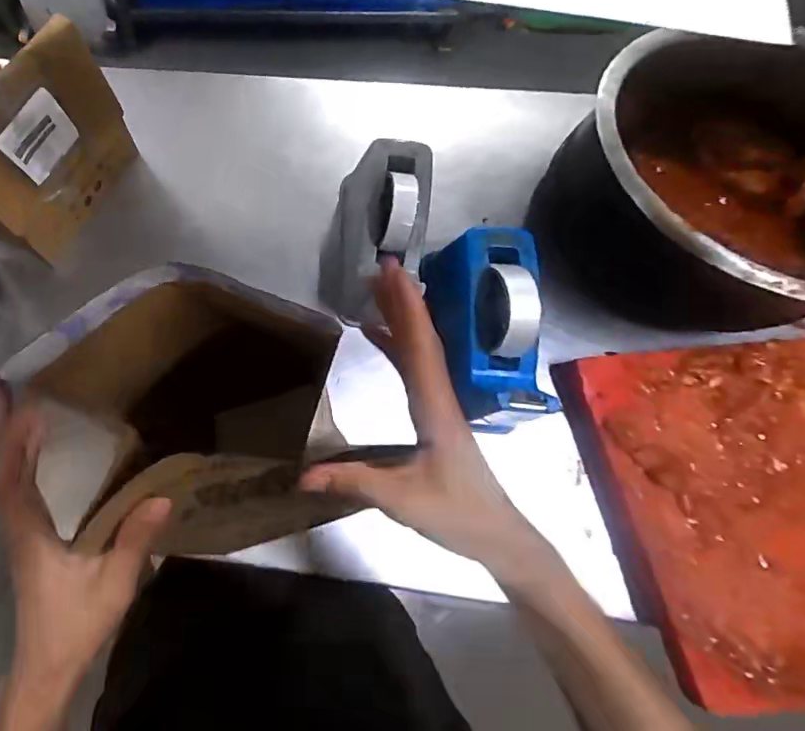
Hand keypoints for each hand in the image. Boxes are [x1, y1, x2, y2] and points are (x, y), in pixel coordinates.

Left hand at [0, 385, 170, 730]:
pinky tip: (35, 445)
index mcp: (29, 534)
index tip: (26, 407)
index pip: (12, 480)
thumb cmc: (74, 626)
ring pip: (5, 477)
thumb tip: (162, 496)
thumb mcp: (112, 586)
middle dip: (1, 428)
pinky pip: (16, 487)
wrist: (46, 667)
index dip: (15, 443)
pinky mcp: (25, 537)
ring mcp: (18, 532)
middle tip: (2, 388)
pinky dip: (20, 458)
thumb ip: (134, 542)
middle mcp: (17, 526)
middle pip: (0, 470)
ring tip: (16, 404)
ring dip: (8, 440)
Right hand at [300, 259, 555, 581]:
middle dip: (403, 300)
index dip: (406, 308)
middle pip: (422, 339)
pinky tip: (377, 334)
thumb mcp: (401, 502)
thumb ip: (353, 482)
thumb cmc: (457, 516)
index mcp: (434, 407)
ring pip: (421, 350)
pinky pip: (414, 367)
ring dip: (401, 317)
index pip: (419, 348)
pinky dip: (396, 344)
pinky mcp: (436, 415)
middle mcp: (440, 396)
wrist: (502, 538)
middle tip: (382, 266)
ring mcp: (440, 404)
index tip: (393, 274)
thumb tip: (302, 476)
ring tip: (377, 288)